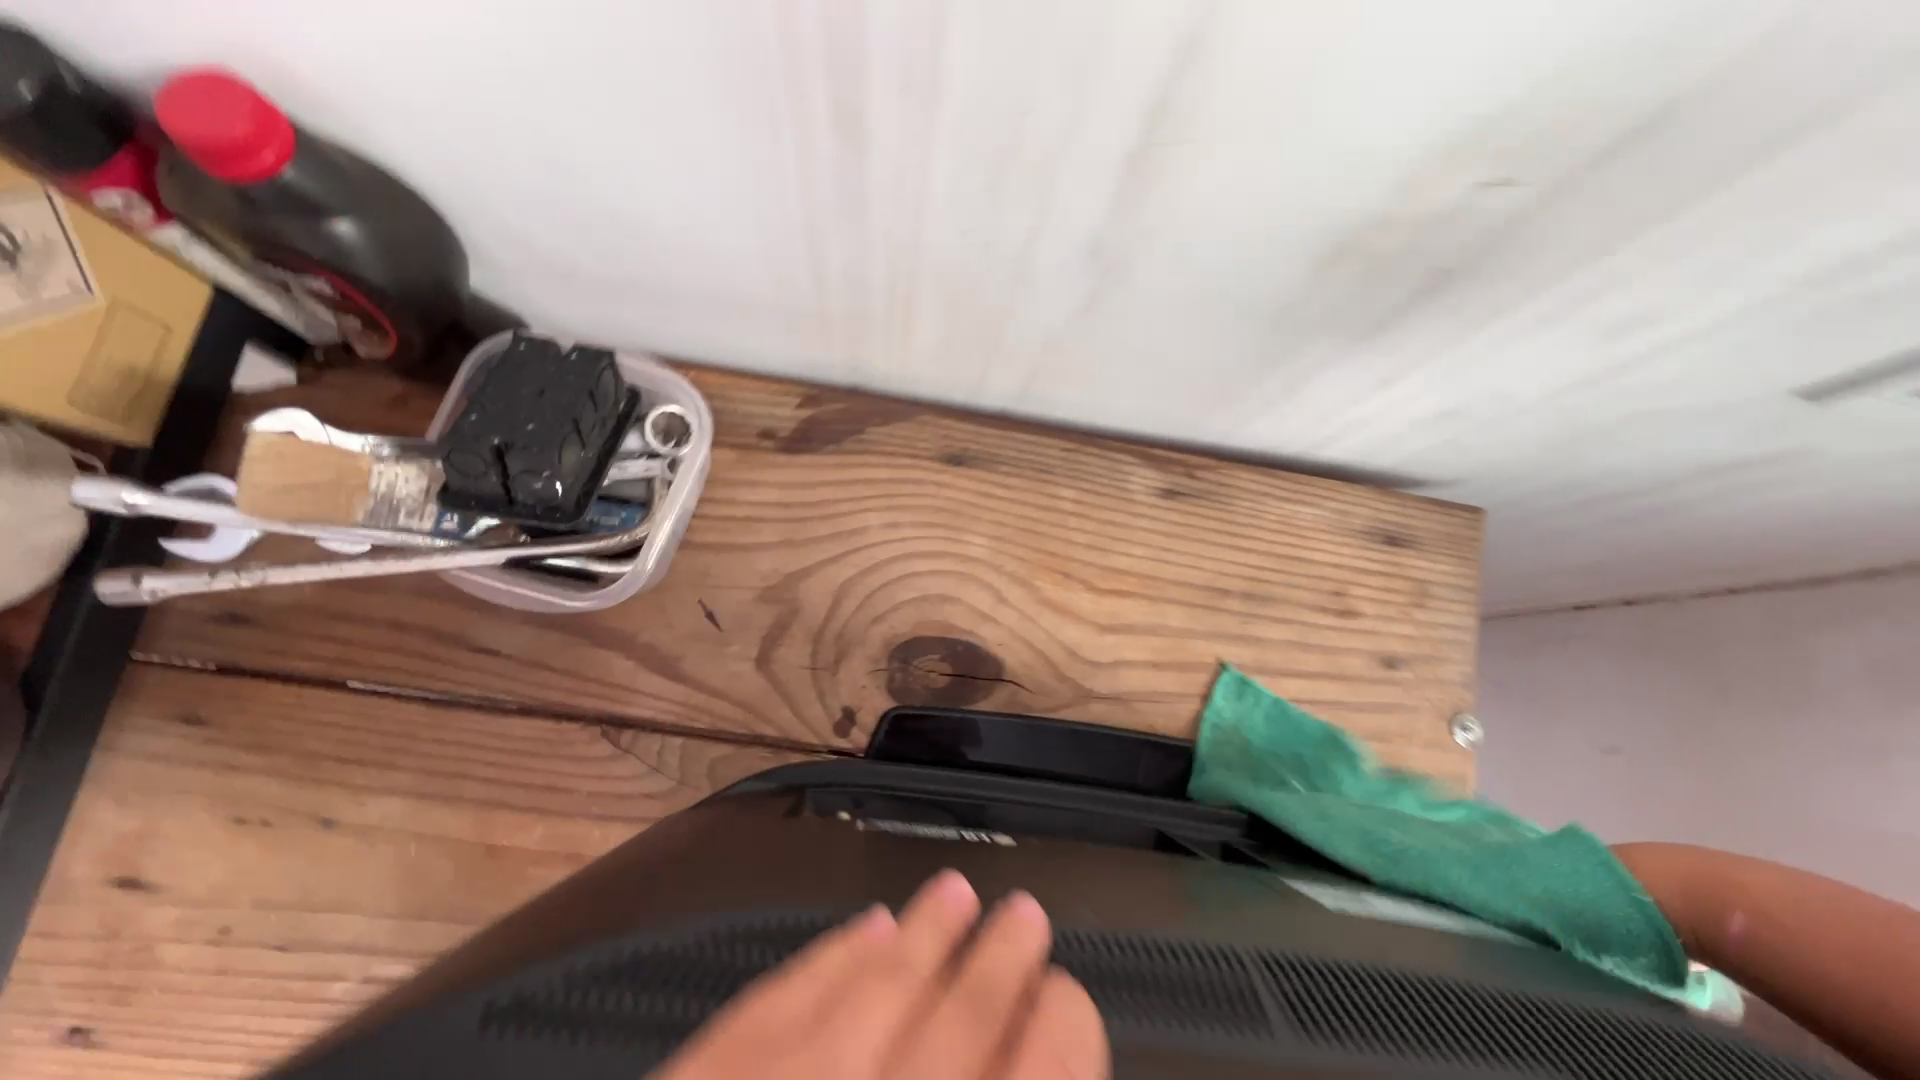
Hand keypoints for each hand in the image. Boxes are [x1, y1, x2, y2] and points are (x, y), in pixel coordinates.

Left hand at [650, 869, 1108, 1078]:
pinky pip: (787, 995)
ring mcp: (793, 1079)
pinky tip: (863, 930)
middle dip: (1000, 960)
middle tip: (1024, 913)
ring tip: (953, 892)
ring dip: (923, 936)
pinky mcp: (710, 1072)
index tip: (1063, 993)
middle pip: (962, 1015)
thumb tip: (1026, 1073)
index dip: (1059, 1022)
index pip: (1039, 1069)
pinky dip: (832, 957)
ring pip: (877, 986)